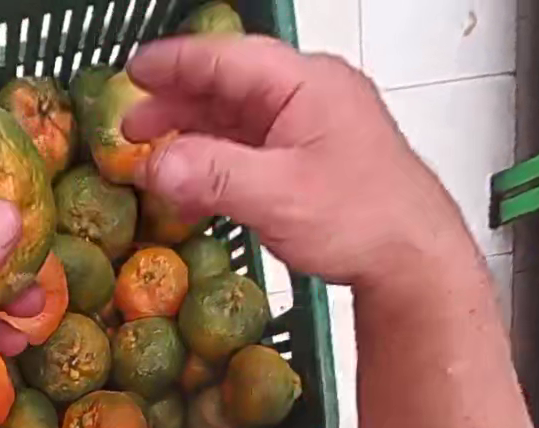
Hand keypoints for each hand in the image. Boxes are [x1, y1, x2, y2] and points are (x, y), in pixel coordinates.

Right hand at [122, 35, 474, 288]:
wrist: (408, 255)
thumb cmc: (356, 217)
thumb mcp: (280, 195)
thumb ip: (215, 176)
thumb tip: (155, 164)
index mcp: (304, 86)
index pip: (230, 60)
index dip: (177, 62)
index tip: (133, 69)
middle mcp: (303, 99)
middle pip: (228, 89)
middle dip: (176, 104)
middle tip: (129, 127)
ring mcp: (304, 133)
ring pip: (234, 124)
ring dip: (190, 138)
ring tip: (151, 156)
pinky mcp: (302, 165)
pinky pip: (246, 156)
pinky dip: (212, 169)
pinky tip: (190, 192)